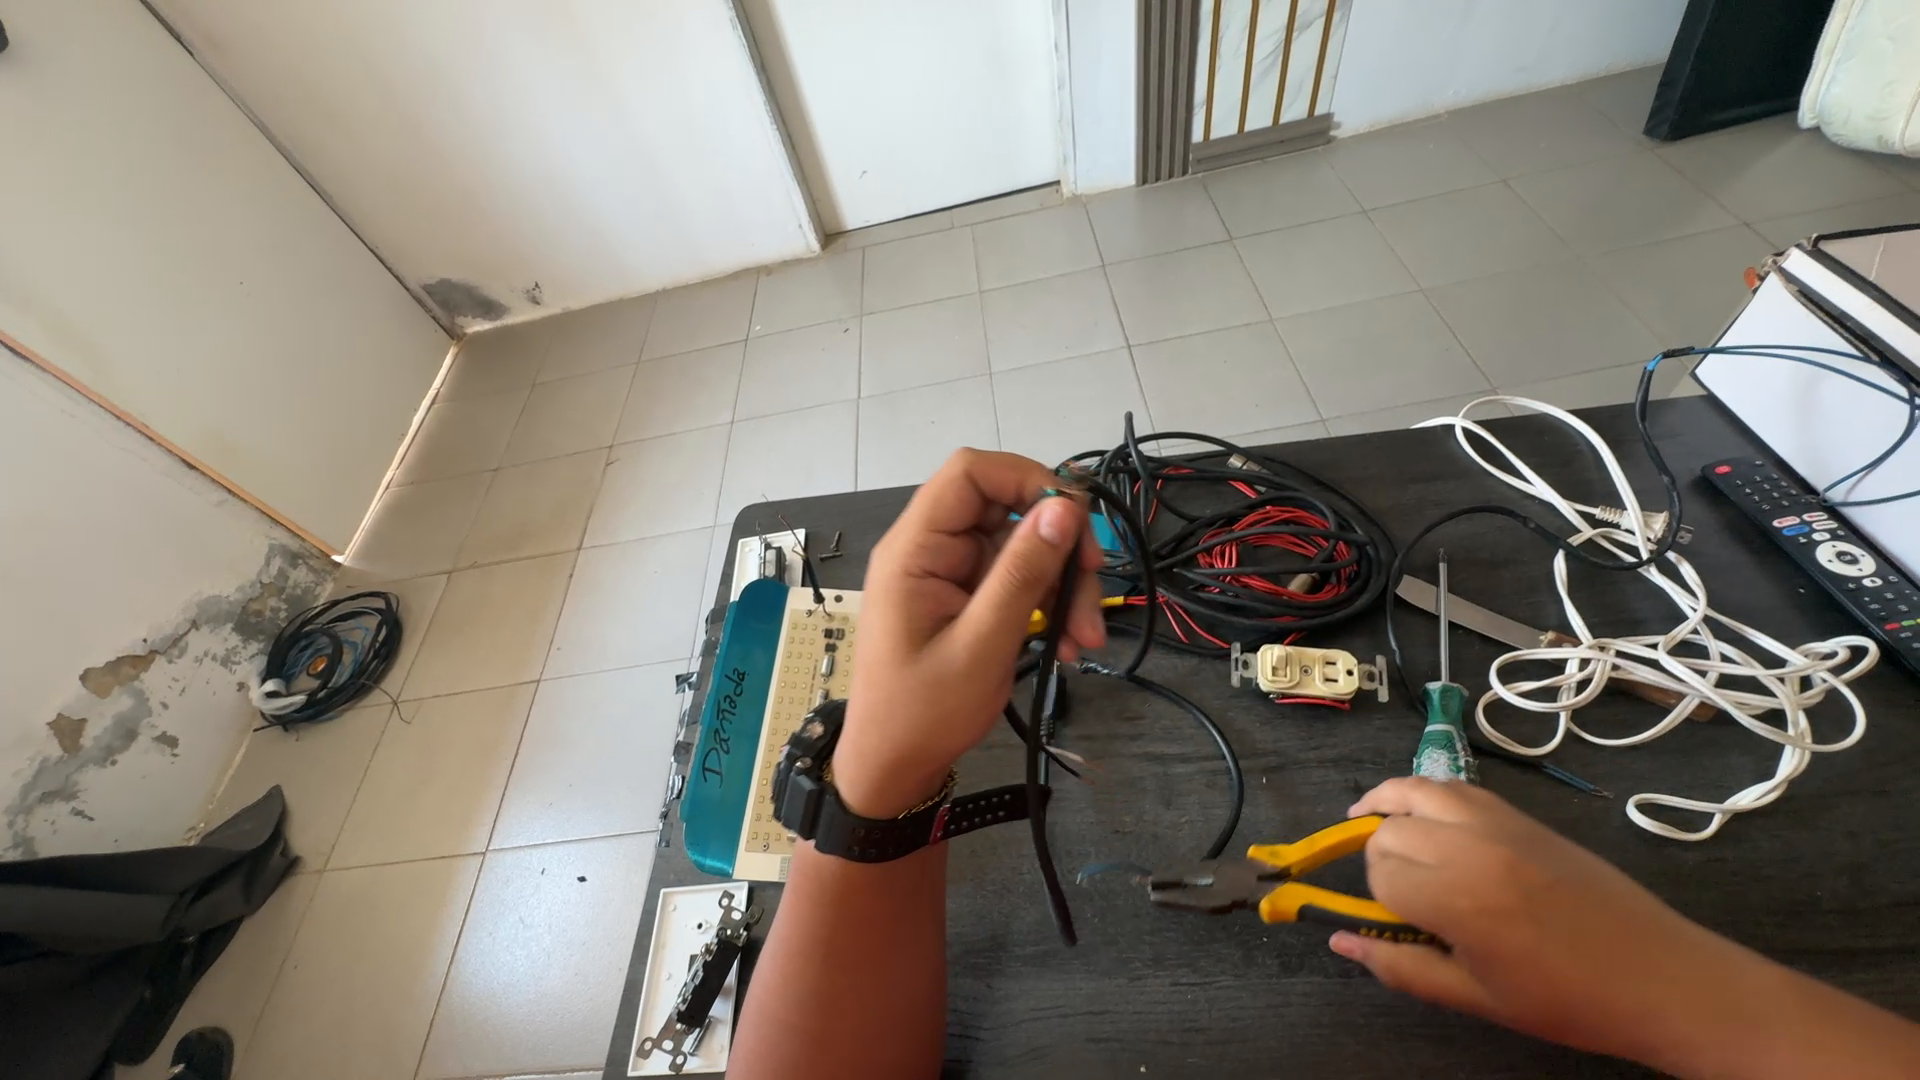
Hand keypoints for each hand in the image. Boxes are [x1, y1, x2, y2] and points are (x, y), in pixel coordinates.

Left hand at [833, 449, 1105, 817]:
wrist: (895, 765)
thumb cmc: (924, 712)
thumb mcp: (982, 645)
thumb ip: (1022, 574)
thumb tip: (1065, 508)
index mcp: (916, 548)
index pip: (970, 473)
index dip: (1026, 479)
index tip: (1073, 518)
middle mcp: (932, 548)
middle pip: (1006, 510)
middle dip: (1058, 547)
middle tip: (1092, 592)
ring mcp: (951, 572)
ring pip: (1022, 547)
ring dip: (1061, 585)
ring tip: (1084, 639)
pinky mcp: (968, 596)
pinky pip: (1018, 580)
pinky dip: (1048, 604)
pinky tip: (1068, 644)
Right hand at [1332, 778, 1755, 1067]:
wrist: (1665, 978)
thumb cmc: (1567, 1000)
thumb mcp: (1477, 998)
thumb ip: (1399, 966)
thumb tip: (1338, 941)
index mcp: (1456, 899)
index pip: (1380, 874)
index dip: (1380, 897)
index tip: (1403, 919)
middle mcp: (1466, 847)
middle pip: (1387, 831)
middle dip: (1381, 856)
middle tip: (1406, 890)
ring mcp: (1492, 823)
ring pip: (1410, 790)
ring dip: (1385, 805)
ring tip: (1371, 820)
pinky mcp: (1515, 813)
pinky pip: (1451, 786)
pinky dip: (1422, 793)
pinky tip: (1419, 811)